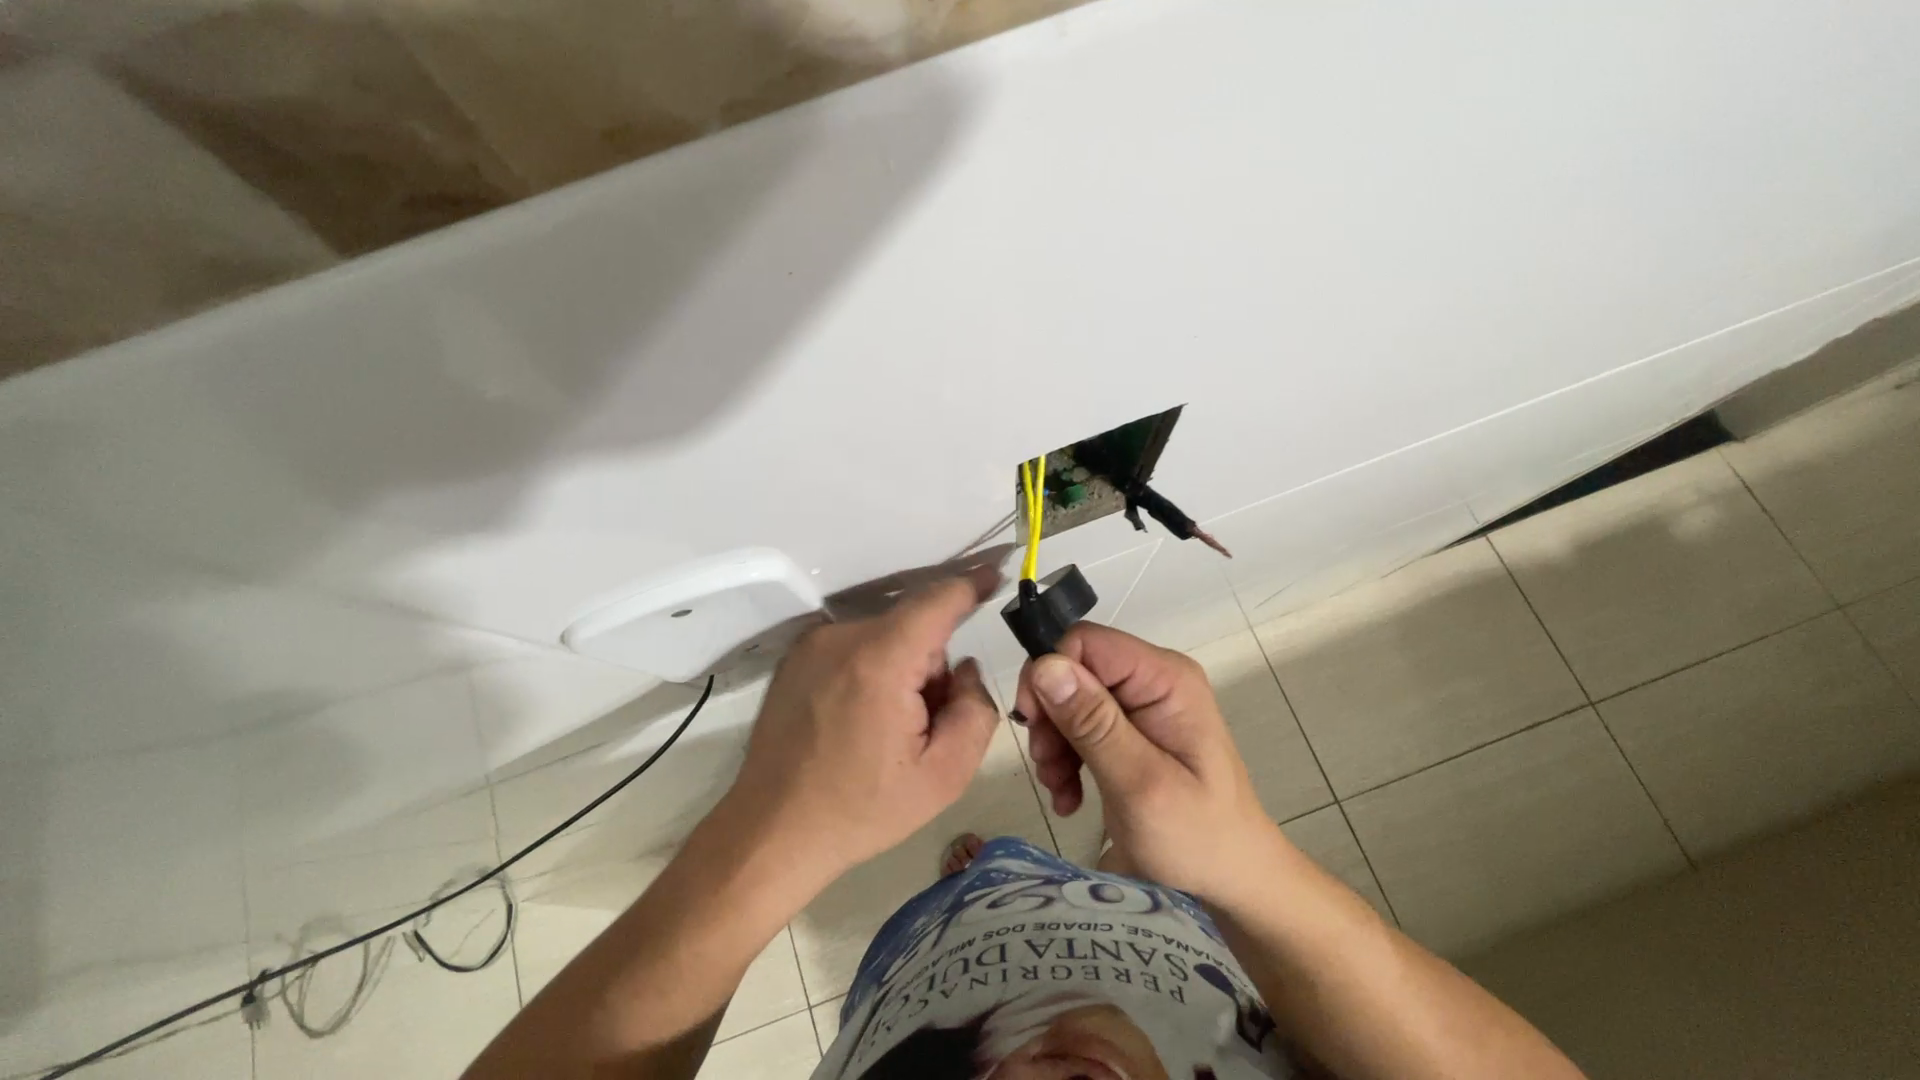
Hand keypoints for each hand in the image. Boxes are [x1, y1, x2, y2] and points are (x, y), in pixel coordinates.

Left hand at [722, 571, 1002, 876]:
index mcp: (880, 659)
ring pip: (883, 638)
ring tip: (886, 733)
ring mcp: (811, 646)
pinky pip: (853, 648)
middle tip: (927, 725)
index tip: (997, 575)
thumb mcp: (944, 776)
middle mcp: (840, 637)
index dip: (972, 584)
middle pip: (912, 626)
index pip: (937, 600)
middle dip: (933, 663)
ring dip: (901, 668)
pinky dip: (871, 671)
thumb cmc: (861, 809)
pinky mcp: (793, 660)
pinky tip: (859, 724)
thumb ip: (975, 711)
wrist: (772, 831)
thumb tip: (964, 669)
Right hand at [1014, 622, 1279, 902]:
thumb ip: (1092, 723)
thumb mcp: (1140, 784)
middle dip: (1051, 718)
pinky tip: (1069, 797)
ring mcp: (1143, 708)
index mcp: (1166, 679)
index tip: (1033, 726)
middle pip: (1074, 671)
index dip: (1050, 675)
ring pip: (1070, 701)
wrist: (1230, 884)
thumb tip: (1044, 665)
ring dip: (1055, 745)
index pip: (1086, 643)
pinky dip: (1066, 760)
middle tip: (1047, 767)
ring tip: (1060, 790)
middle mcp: (1154, 681)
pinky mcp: (1130, 735)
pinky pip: (1079, 728)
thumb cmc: (1196, 839)